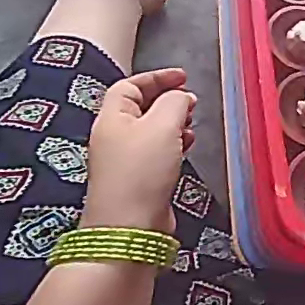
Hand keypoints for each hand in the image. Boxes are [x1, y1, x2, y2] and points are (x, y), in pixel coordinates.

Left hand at [82, 67, 195, 234]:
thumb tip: (183, 97)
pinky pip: (157, 152)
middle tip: (191, 101)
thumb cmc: (142, 171)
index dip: (157, 77)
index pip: (131, 85)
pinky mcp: (138, 180)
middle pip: (140, 107)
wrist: (130, 226)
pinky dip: (173, 144)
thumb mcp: (162, 126)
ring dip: (173, 123)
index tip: (183, 77)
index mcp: (112, 118)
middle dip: (167, 100)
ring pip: (151, 130)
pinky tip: (187, 148)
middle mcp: (115, 136)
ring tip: (192, 124)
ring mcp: (125, 160)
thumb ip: (174, 103)